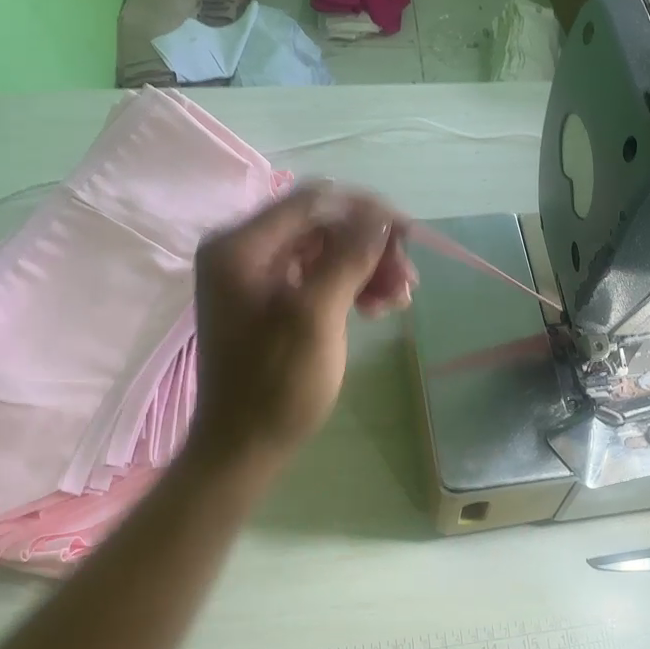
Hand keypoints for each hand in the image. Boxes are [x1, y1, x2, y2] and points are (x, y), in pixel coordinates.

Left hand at [192, 183, 414, 455]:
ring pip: (325, 251)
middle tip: (407, 279)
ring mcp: (256, 277)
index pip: (313, 201)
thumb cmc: (276, 384)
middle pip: (321, 224)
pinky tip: (378, 309)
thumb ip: (347, 257)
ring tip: (399, 300)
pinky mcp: (271, 301)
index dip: (365, 211)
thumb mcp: (316, 315)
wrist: (243, 447)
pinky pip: (318, 276)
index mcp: (240, 245)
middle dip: (370, 246)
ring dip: (367, 267)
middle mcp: (243, 250)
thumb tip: (379, 214)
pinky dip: (350, 286)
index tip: (410, 236)